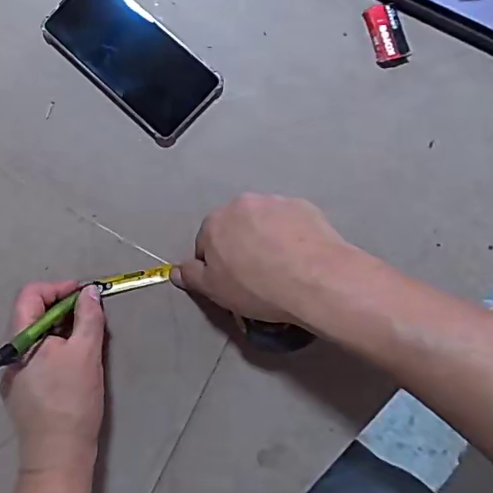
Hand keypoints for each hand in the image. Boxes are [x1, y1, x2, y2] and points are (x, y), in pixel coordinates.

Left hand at [0, 280, 105, 474]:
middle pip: (33, 313)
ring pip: (38, 336)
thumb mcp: (86, 352)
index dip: (58, 288)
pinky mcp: (23, 391)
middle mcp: (11, 353)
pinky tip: (77, 362)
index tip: (84, 295)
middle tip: (90, 315)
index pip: (30, 294)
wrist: (58, 458)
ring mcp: (14, 374)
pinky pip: (39, 355)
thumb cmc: (71, 401)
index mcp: (19, 339)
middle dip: (64, 308)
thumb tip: (88, 291)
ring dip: (63, 328)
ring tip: (88, 338)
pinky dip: (58, 348)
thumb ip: (88, 316)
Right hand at [174, 193, 362, 327]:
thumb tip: (176, 270)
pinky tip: (300, 256)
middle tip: (256, 274)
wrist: (316, 279)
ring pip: (263, 221)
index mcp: (215, 222)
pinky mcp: (302, 206)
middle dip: (241, 246)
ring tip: (282, 266)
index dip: (217, 265)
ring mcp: (274, 202)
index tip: (232, 282)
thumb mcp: (216, 291)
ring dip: (266, 237)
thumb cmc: (261, 287)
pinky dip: (291, 234)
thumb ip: (192, 276)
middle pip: (235, 227)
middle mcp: (242, 204)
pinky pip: (290, 221)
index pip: (206, 243)